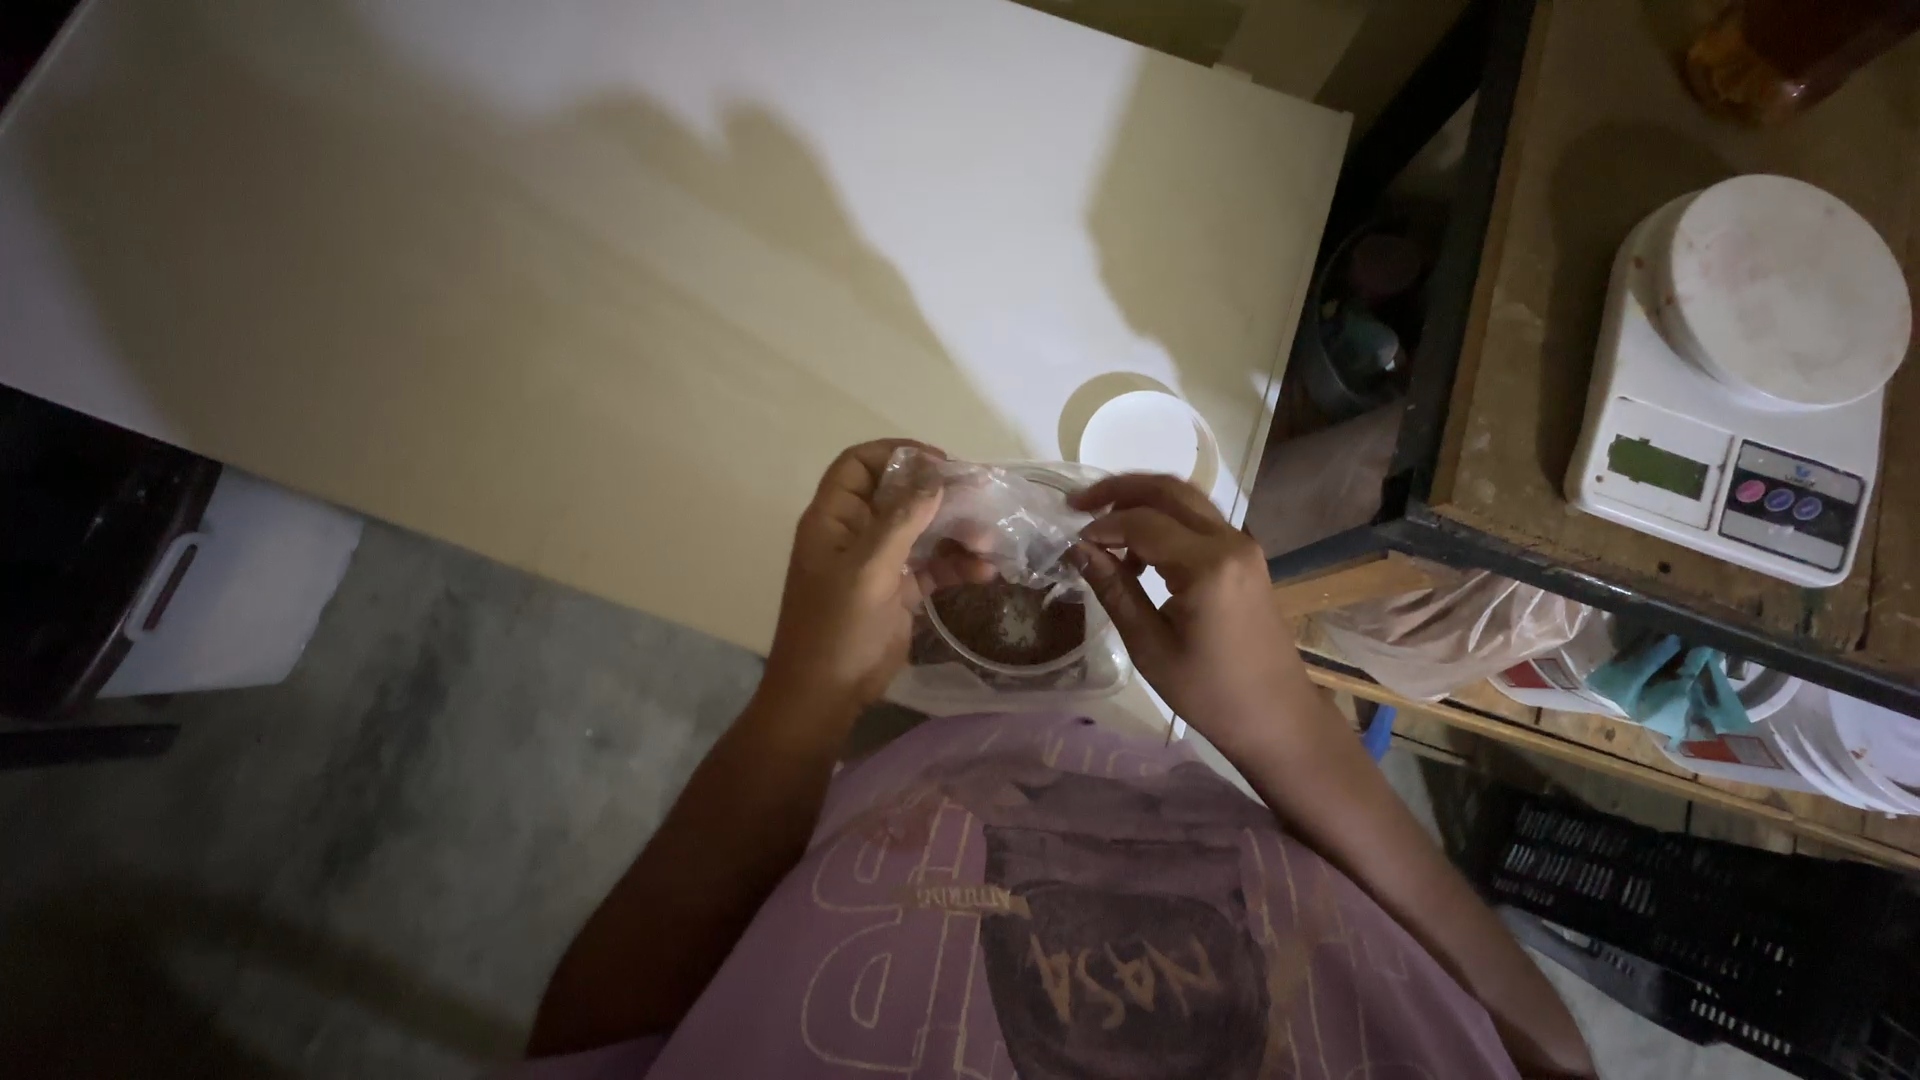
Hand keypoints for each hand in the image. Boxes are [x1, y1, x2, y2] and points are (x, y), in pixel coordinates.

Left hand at [763, 440, 990, 710]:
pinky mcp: (898, 591)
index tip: (939, 464)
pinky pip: (932, 566)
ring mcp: (879, 563)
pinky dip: (957, 565)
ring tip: (990, 542)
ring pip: (922, 530)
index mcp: (833, 519)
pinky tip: (985, 571)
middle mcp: (856, 533)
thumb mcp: (868, 570)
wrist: (825, 697)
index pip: (859, 465)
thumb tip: (933, 477)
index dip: (896, 455)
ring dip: (956, 532)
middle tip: (981, 498)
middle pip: (900, 495)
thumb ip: (901, 521)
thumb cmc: (836, 629)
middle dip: (940, 495)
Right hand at [1069, 474, 1308, 749]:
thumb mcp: (1149, 646)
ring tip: (1103, 523)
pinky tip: (1139, 550)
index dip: (1101, 527)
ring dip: (1142, 500)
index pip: (1142, 522)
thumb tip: (1078, 549)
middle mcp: (1230, 542)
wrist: (1276, 716)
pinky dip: (1164, 519)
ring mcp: (1242, 546)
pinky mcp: (1245, 557)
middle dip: (1119, 490)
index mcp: (1207, 566)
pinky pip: (1198, 520)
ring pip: (1185, 498)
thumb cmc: (1210, 692)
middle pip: (1168, 490)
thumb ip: (1114, 589)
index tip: (1072, 543)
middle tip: (1078, 505)